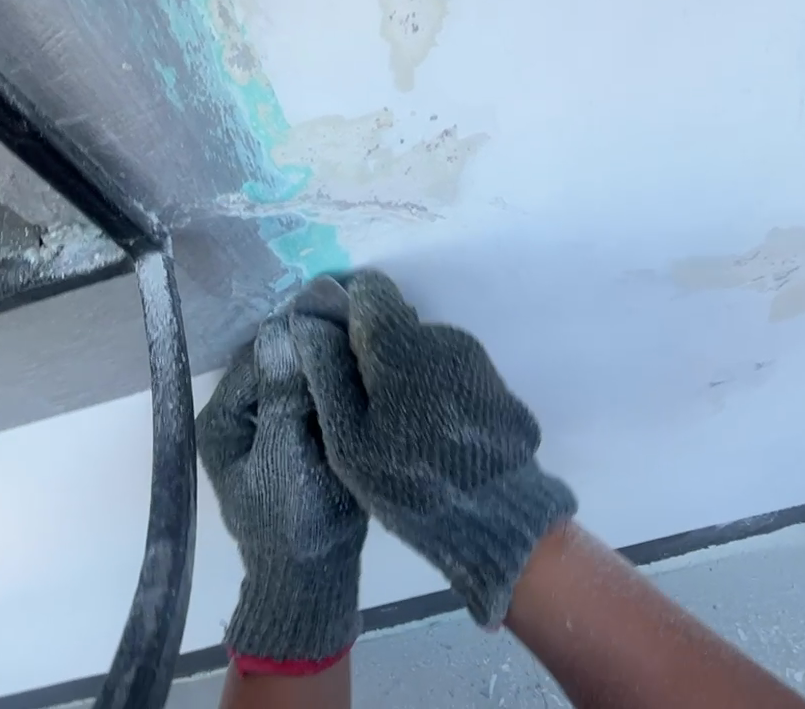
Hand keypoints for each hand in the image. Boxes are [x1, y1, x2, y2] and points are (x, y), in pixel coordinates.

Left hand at [198, 314, 368, 669]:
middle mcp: (242, 414)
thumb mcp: (283, 456)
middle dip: (317, 342)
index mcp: (224, 417)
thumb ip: (283, 393)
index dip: (298, 333)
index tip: (340, 314)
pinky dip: (339, 380)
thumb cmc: (290, 523)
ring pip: (301, 374)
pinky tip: (368, 368)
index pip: (261, 354)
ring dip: (331, 358)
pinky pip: (317, 394)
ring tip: (368, 339)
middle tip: (360, 320)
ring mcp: (273, 424)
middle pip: (281, 360)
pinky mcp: (300, 434)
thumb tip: (285, 326)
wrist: (314, 583)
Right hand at [294, 271, 575, 626]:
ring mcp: (470, 357)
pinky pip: (445, 368)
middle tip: (359, 402)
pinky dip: (428, 387)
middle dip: (370, 348)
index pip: (368, 288)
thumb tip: (308, 315)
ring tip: (396, 425)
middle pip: (392, 321)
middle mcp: (439, 335)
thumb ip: (326, 369)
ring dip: (401, 370)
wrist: (496, 516)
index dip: (343, 308)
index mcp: (400, 342)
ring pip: (418, 346)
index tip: (330, 344)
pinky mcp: (490, 381)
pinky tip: (428, 431)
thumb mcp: (349, 436)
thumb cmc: (409, 479)